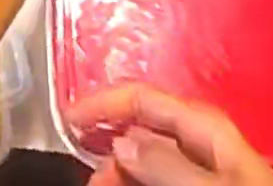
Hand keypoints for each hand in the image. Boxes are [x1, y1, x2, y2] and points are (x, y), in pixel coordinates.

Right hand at [69, 84, 272, 185]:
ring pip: (149, 162)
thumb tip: (120, 141)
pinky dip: (141, 185)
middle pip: (141, 133)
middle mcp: (202, 142)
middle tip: (88, 182)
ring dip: (123, 174)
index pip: (142, 97)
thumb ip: (167, 166)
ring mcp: (206, 171)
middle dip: (109, 152)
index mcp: (205, 127)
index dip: (101, 103)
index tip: (66, 118)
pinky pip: (163, 181)